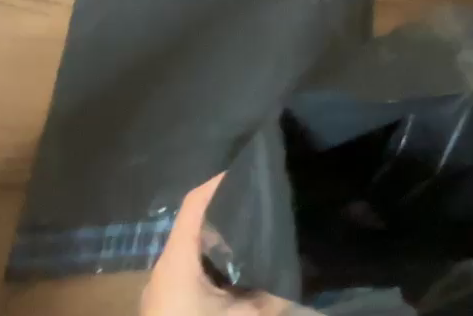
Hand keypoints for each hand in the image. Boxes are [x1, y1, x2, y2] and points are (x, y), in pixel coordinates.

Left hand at [142, 176, 305, 315]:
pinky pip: (194, 272)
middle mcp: (162, 273)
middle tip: (275, 197)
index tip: (265, 170)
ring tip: (268, 226)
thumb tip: (311, 250)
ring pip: (196, 247)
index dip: (227, 179)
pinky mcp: (168, 313)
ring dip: (227, 235)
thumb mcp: (259, 313)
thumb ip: (280, 279)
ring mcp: (161, 295)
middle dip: (234, 205)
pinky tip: (249, 266)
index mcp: (176, 266)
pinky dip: (220, 261)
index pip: (197, 202)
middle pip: (197, 221)